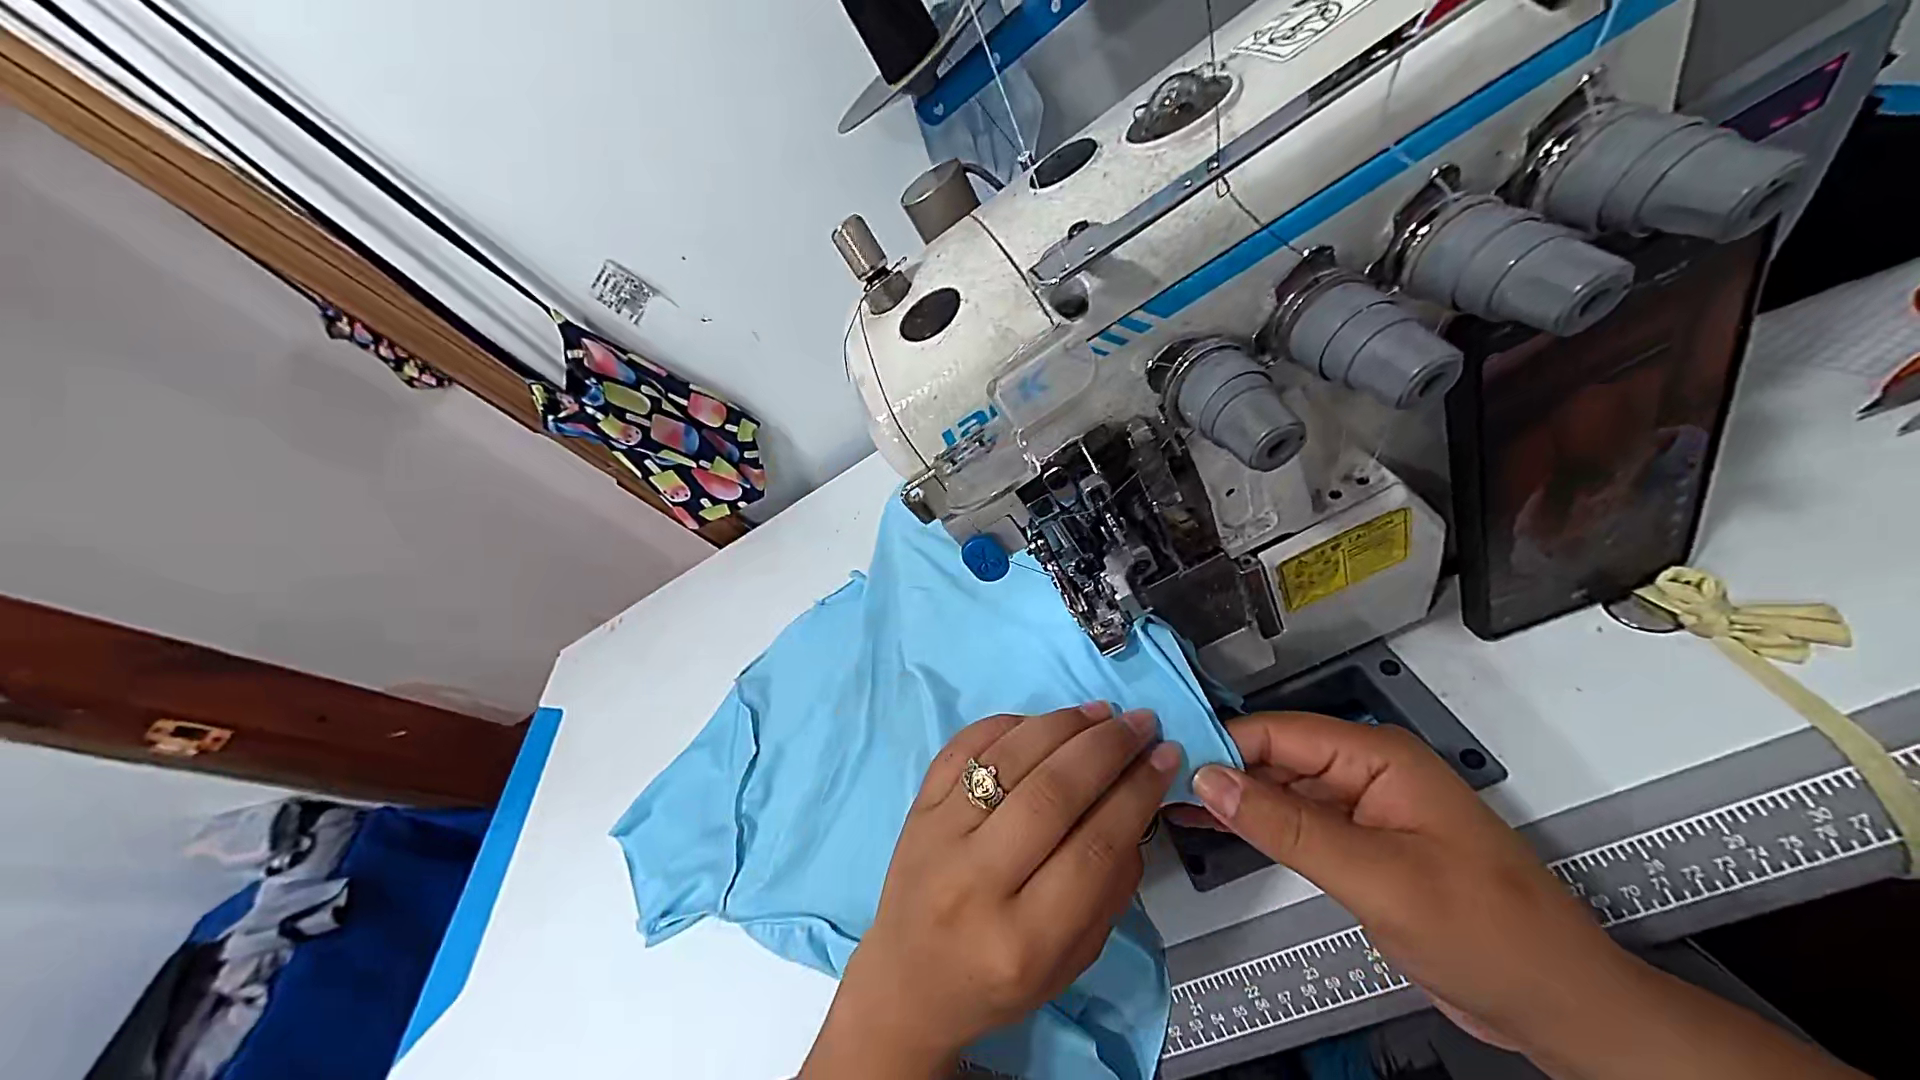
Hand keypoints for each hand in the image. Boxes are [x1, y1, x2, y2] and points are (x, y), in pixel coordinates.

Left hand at [800, 704, 1181, 1078]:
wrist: (909, 980)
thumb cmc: (998, 981)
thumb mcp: (1071, 962)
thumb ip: (1111, 891)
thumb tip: (1135, 804)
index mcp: (1022, 940)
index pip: (1094, 848)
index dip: (1137, 793)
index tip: (1165, 756)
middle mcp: (975, 882)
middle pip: (1052, 794)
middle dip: (1106, 748)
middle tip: (1139, 724)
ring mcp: (938, 837)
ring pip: (1007, 760)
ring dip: (1061, 725)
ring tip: (1100, 713)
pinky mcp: (917, 808)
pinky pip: (962, 747)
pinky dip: (1006, 724)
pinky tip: (1042, 720)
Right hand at [1177, 712, 1617, 1051]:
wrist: (1559, 1007)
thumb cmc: (1491, 935)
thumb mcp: (1377, 877)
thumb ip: (1286, 825)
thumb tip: (1212, 780)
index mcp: (1377, 757)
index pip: (1277, 733)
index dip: (1220, 744)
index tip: (1170, 761)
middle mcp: (1365, 771)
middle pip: (1273, 756)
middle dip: (1218, 770)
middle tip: (1158, 783)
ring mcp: (1360, 807)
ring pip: (1277, 788)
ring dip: (1230, 798)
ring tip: (1171, 803)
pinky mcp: (1357, 841)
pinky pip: (1292, 820)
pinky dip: (1254, 824)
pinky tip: (1215, 826)